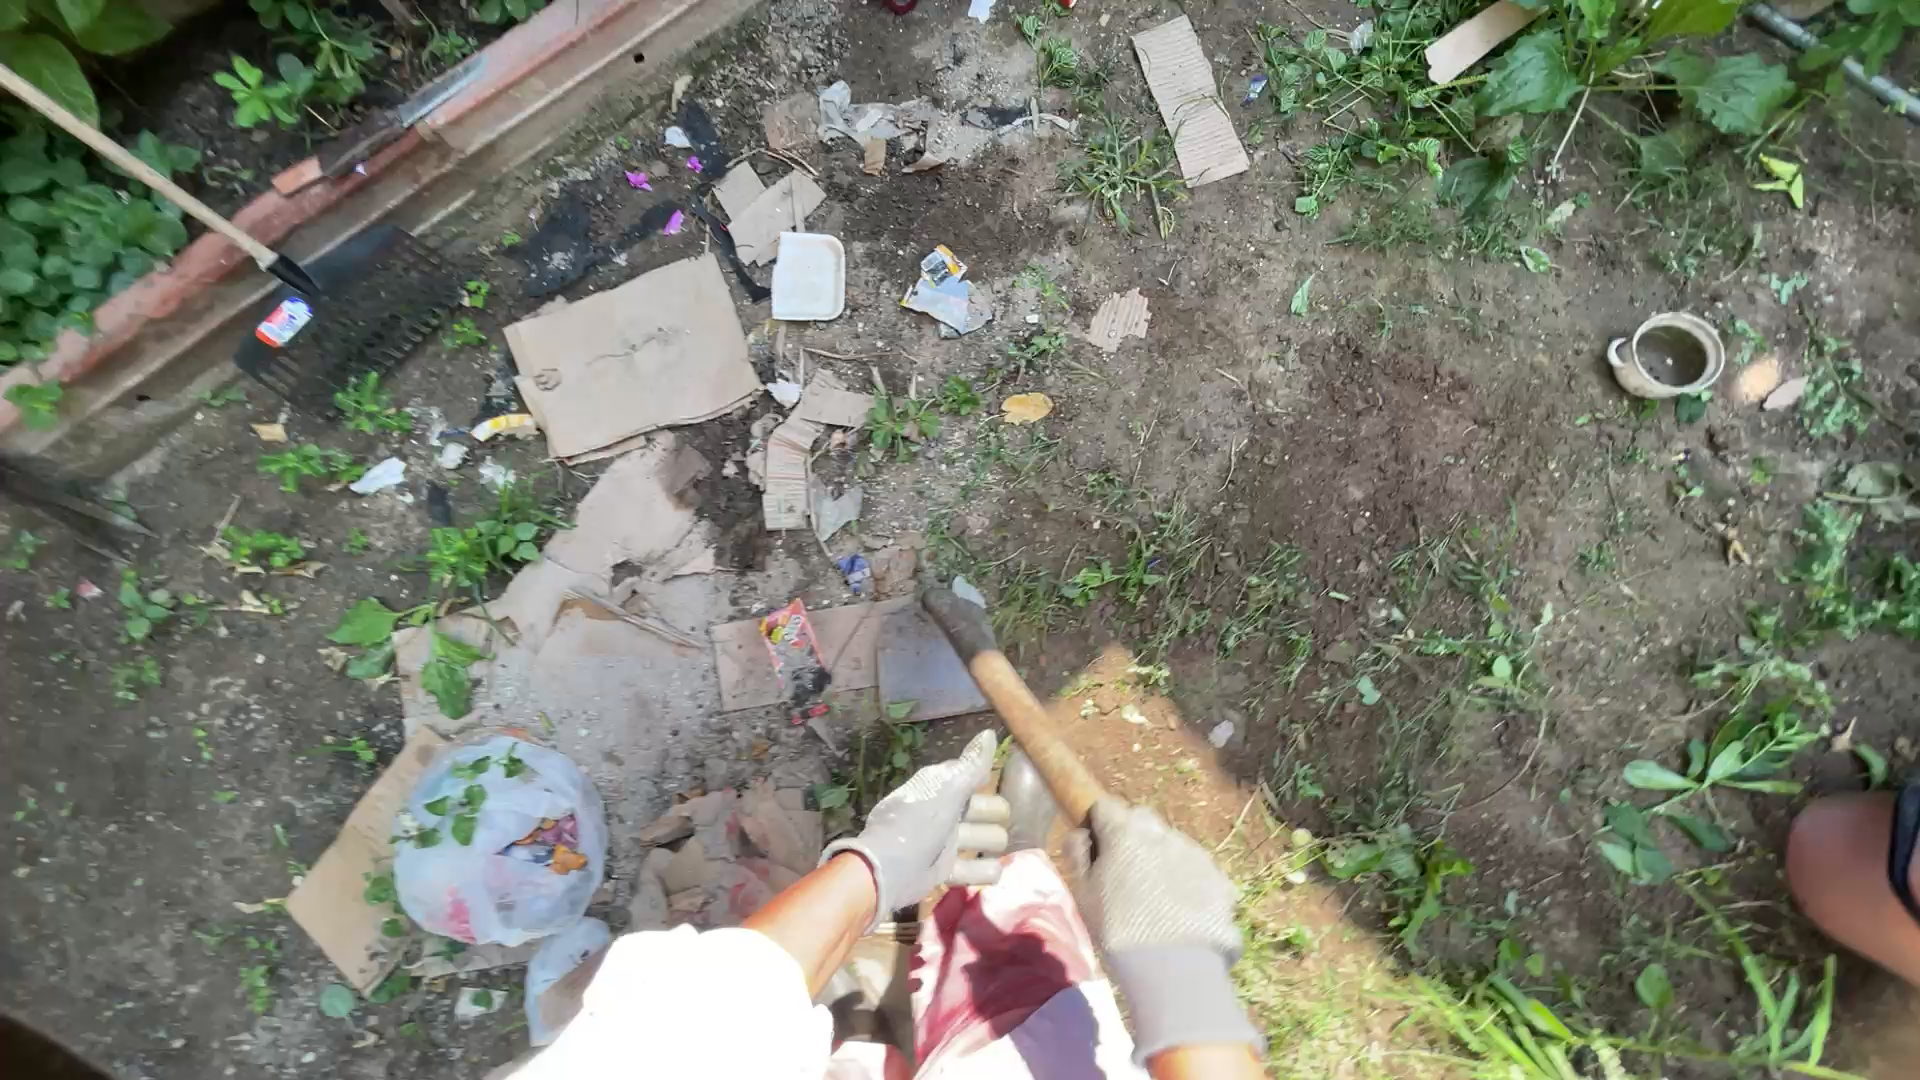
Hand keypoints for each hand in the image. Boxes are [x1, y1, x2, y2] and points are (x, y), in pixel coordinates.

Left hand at [821, 729, 1007, 927]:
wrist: (887, 869)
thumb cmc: (918, 823)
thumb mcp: (948, 789)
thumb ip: (972, 764)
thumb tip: (989, 733)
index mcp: (939, 787)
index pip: (969, 776)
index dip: (984, 777)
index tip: (1002, 779)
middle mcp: (942, 811)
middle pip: (978, 808)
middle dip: (993, 812)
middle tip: (1009, 818)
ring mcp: (942, 842)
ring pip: (978, 838)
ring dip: (990, 840)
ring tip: (1003, 846)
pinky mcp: (943, 870)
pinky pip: (970, 869)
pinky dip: (982, 871)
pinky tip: (997, 872)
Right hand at [1074, 798, 1261, 1062]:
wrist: (1175, 973)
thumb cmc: (1117, 930)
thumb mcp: (1083, 893)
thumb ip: (1078, 854)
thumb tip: (1081, 833)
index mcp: (1124, 831)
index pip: (1105, 806)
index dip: (1099, 825)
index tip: (1098, 849)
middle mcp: (1161, 832)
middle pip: (1142, 820)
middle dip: (1133, 837)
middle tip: (1128, 875)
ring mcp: (1195, 853)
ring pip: (1173, 844)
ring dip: (1163, 859)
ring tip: (1160, 902)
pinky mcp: (1221, 878)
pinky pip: (1199, 871)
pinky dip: (1191, 883)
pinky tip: (1185, 914)